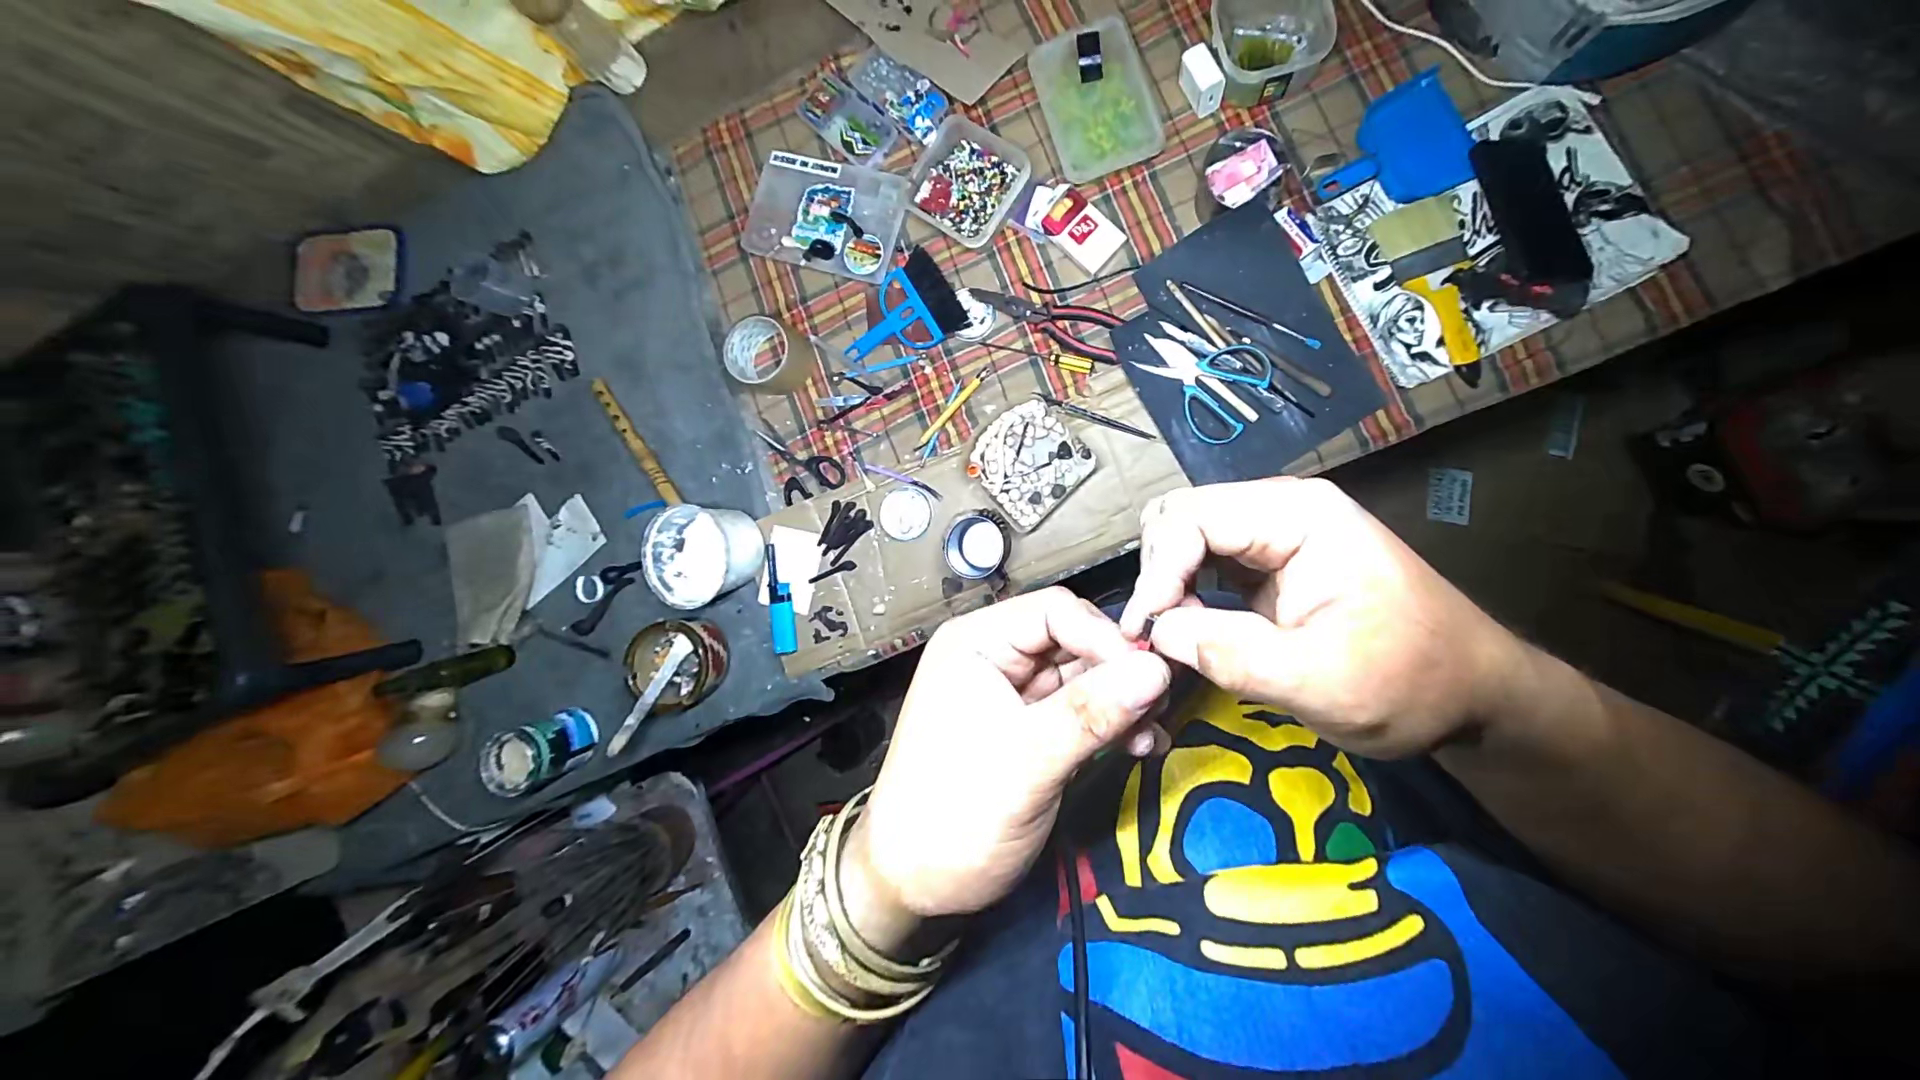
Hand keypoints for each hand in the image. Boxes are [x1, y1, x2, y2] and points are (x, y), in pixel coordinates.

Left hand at [850, 588, 1170, 933]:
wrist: (915, 882)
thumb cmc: (952, 816)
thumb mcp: (1026, 760)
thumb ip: (1091, 712)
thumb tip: (1157, 670)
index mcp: (977, 643)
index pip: (1056, 612)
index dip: (1105, 639)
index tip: (1147, 679)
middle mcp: (996, 657)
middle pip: (1076, 639)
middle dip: (1119, 672)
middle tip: (1156, 709)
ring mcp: (1015, 693)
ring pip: (1085, 674)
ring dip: (1122, 700)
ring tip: (1147, 735)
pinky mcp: (1031, 727)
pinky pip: (1082, 709)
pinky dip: (1112, 723)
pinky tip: (1139, 746)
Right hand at [1119, 478, 1521, 759]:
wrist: (1473, 696)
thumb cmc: (1411, 683)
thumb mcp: (1319, 680)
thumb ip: (1229, 654)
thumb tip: (1154, 633)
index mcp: (1297, 515)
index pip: (1189, 518)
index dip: (1157, 571)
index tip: (1143, 633)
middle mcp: (1279, 509)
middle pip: (1177, 517)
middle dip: (1156, 572)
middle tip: (1156, 634)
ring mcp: (1273, 532)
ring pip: (1182, 537)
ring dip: (1165, 583)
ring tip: (1172, 635)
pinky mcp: (1267, 560)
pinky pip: (1201, 561)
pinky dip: (1181, 592)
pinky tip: (1189, 628)